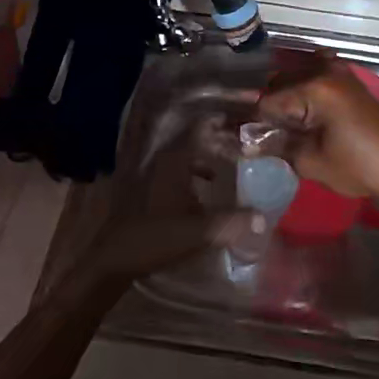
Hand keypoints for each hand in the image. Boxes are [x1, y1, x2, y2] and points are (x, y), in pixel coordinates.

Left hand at [82, 139, 258, 283]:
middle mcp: (163, 160)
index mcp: (174, 161)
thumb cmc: (155, 237)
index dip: (222, 123)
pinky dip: (196, 176)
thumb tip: (263, 217)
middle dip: (220, 143)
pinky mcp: (150, 188)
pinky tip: (207, 194)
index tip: (246, 124)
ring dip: (208, 161)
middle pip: (196, 142)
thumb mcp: (198, 232)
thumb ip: (231, 222)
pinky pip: (179, 173)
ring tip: (232, 170)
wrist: (115, 256)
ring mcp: (154, 174)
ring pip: (187, 158)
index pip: (200, 128)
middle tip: (246, 149)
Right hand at [256, 55, 378, 203]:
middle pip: (278, 87)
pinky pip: (314, 75)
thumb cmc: (362, 167)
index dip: (255, 124)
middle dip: (270, 112)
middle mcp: (322, 71)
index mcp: (313, 88)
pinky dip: (305, 87)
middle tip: (269, 139)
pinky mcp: (348, 80)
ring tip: (287, 129)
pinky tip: (304, 108)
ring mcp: (338, 72)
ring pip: (294, 81)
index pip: (266, 102)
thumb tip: (247, 143)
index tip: (250, 143)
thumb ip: (276, 147)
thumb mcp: (312, 162)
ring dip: (286, 101)